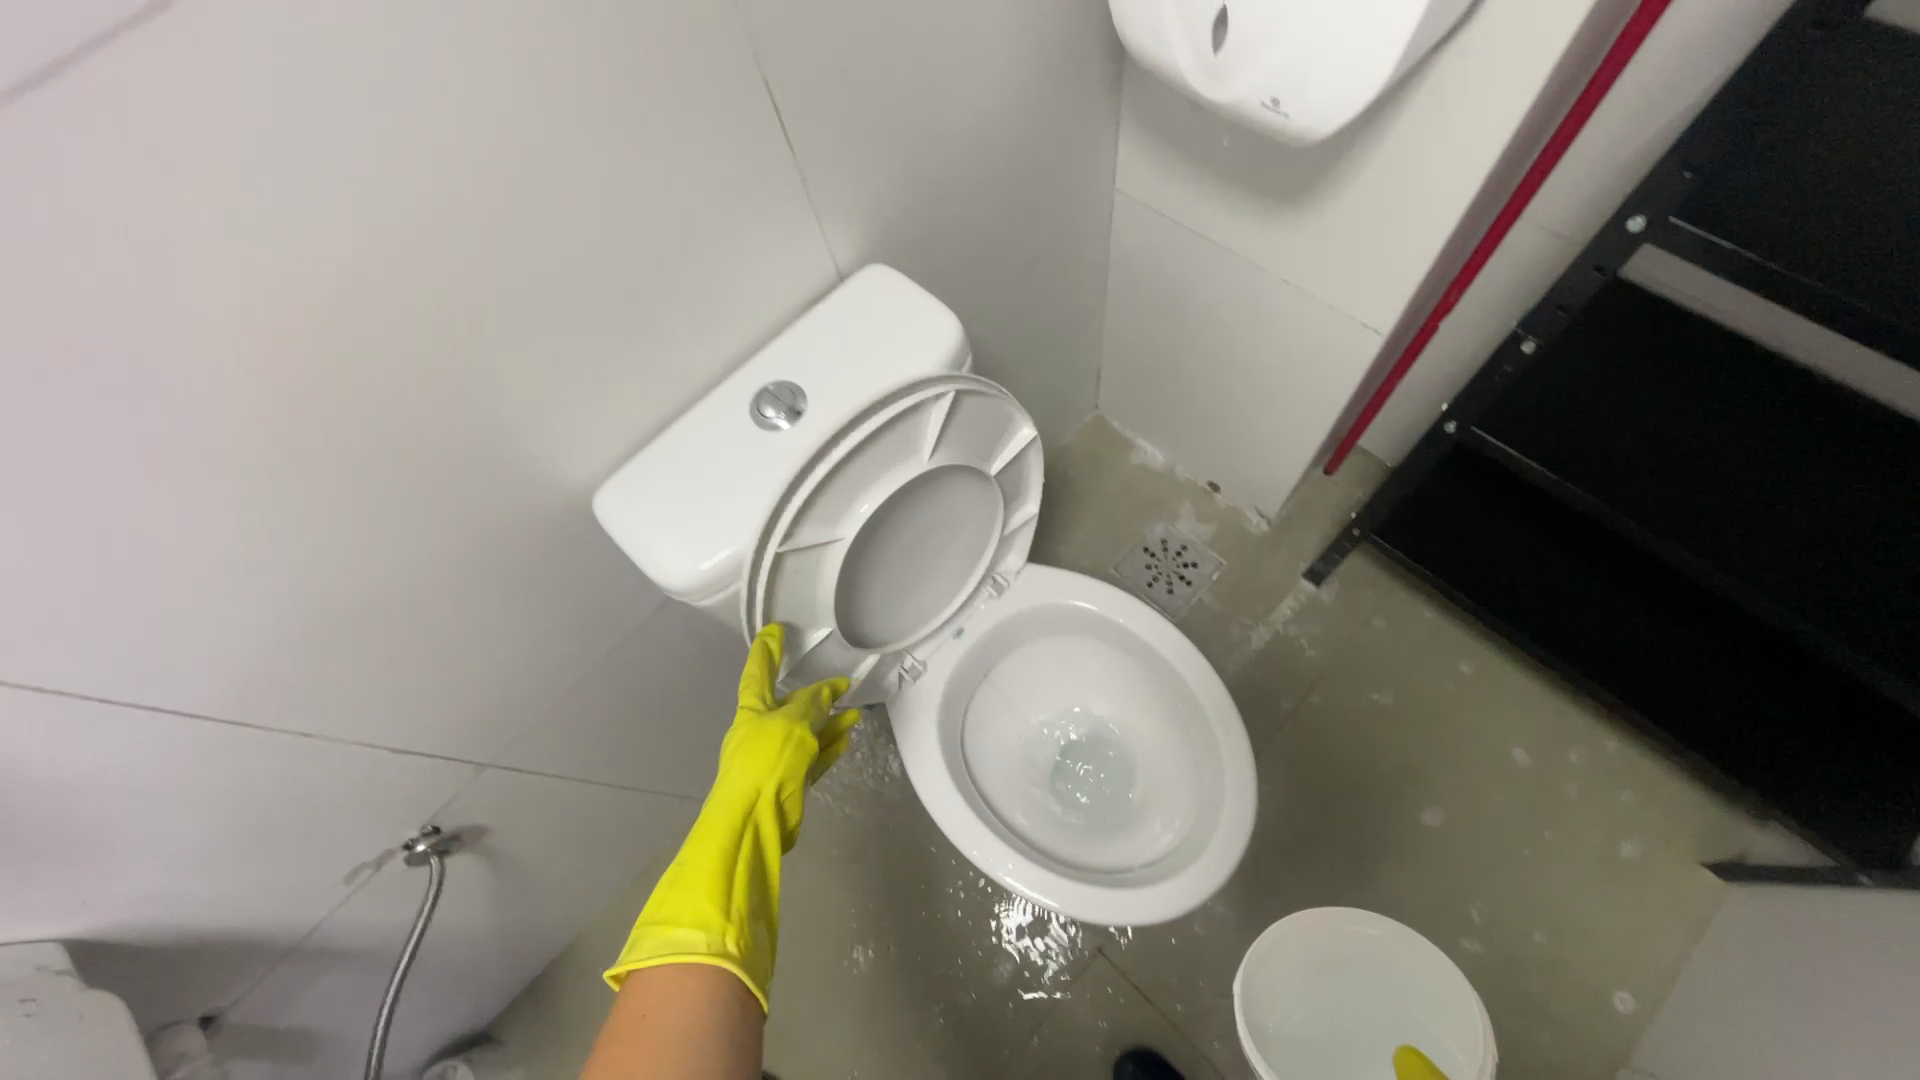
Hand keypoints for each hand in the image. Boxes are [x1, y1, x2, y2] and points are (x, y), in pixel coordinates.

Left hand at [602, 622, 859, 1011]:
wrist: (754, 823)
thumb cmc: (765, 764)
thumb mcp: (792, 725)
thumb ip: (811, 704)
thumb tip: (829, 689)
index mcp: (750, 712)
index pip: (758, 672)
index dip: (766, 650)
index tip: (773, 630)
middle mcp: (761, 731)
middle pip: (788, 703)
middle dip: (810, 691)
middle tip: (835, 677)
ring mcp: (777, 757)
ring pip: (808, 730)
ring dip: (829, 718)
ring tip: (854, 706)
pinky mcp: (792, 781)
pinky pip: (816, 755)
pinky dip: (831, 743)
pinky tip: (849, 733)